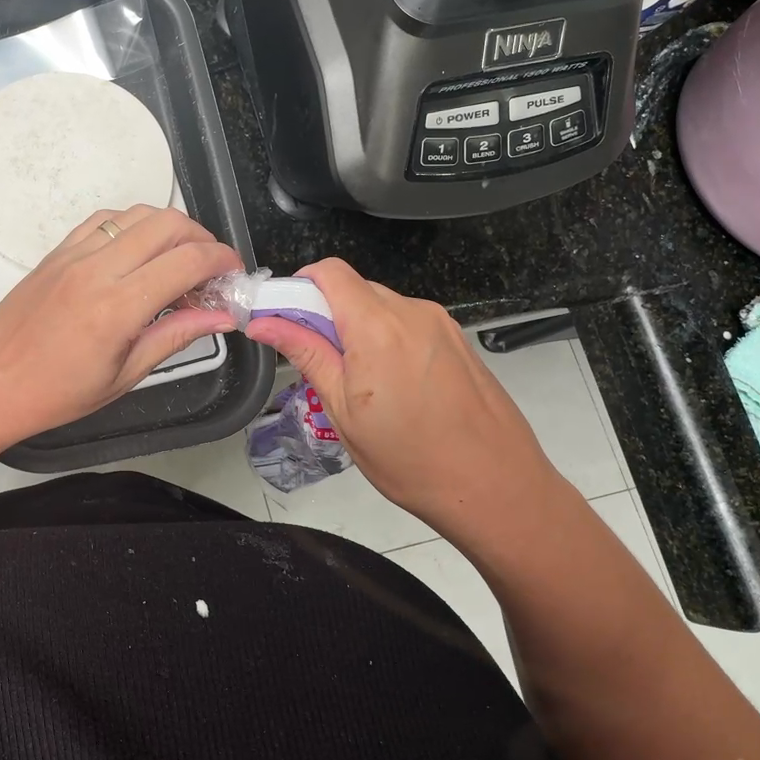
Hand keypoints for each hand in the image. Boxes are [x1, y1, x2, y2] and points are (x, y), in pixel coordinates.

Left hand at [0, 206, 241, 448]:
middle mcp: (96, 269)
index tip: (234, 275)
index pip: (187, 261)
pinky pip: (103, 219)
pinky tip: (137, 252)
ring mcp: (73, 255)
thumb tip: (220, 317)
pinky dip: (131, 225)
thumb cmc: (53, 394)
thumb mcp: (124, 376)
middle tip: (211, 269)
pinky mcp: (56, 253)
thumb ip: (175, 337)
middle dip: (202, 238)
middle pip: (167, 223)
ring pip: (136, 213)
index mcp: (117, 307)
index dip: (222, 261)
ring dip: (168, 227)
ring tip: (177, 261)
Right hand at [243, 259, 560, 523]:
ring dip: (357, 329)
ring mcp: (441, 325)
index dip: (299, 286)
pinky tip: (392, 388)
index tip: (283, 319)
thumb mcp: (343, 410)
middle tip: (316, 361)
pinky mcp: (459, 341)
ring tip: (358, 384)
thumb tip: (263, 322)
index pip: (329, 272)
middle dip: (326, 314)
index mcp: (378, 326)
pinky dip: (387, 340)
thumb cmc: (410, 458)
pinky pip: (409, 324)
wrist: (496, 488)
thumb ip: (306, 354)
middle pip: (355, 288)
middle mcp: (413, 313)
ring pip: (382, 307)